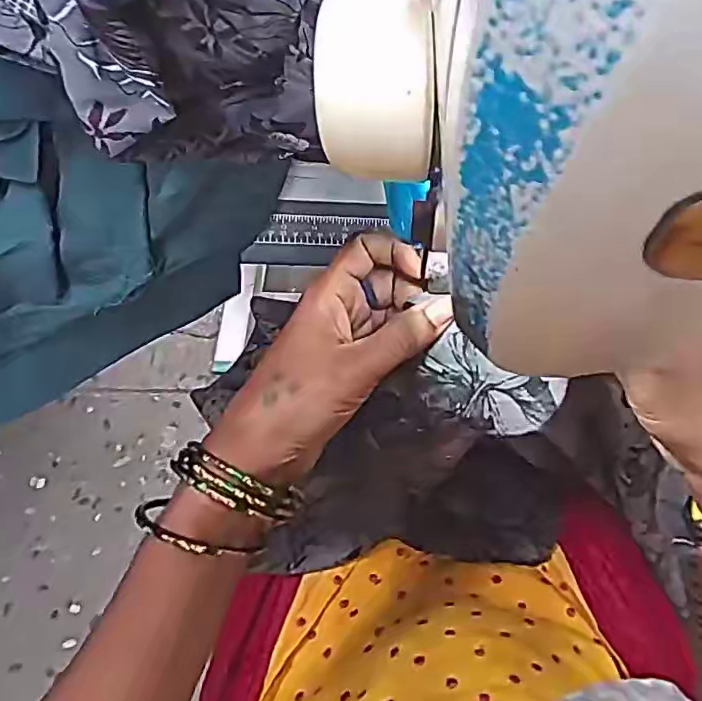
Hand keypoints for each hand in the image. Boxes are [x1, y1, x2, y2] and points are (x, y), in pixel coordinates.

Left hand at [205, 232, 455, 483]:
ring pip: (387, 313)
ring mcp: (344, 337)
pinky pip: (384, 342)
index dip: (398, 253)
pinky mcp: (349, 364)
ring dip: (411, 321)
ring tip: (432, 335)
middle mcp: (337, 310)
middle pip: (384, 281)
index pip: (367, 249)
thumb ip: (403, 336)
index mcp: (329, 295)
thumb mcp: (356, 365)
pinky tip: (419, 355)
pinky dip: (404, 345)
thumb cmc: (287, 405)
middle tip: (437, 312)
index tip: (424, 275)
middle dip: (413, 291)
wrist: (262, 451)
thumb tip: (440, 310)